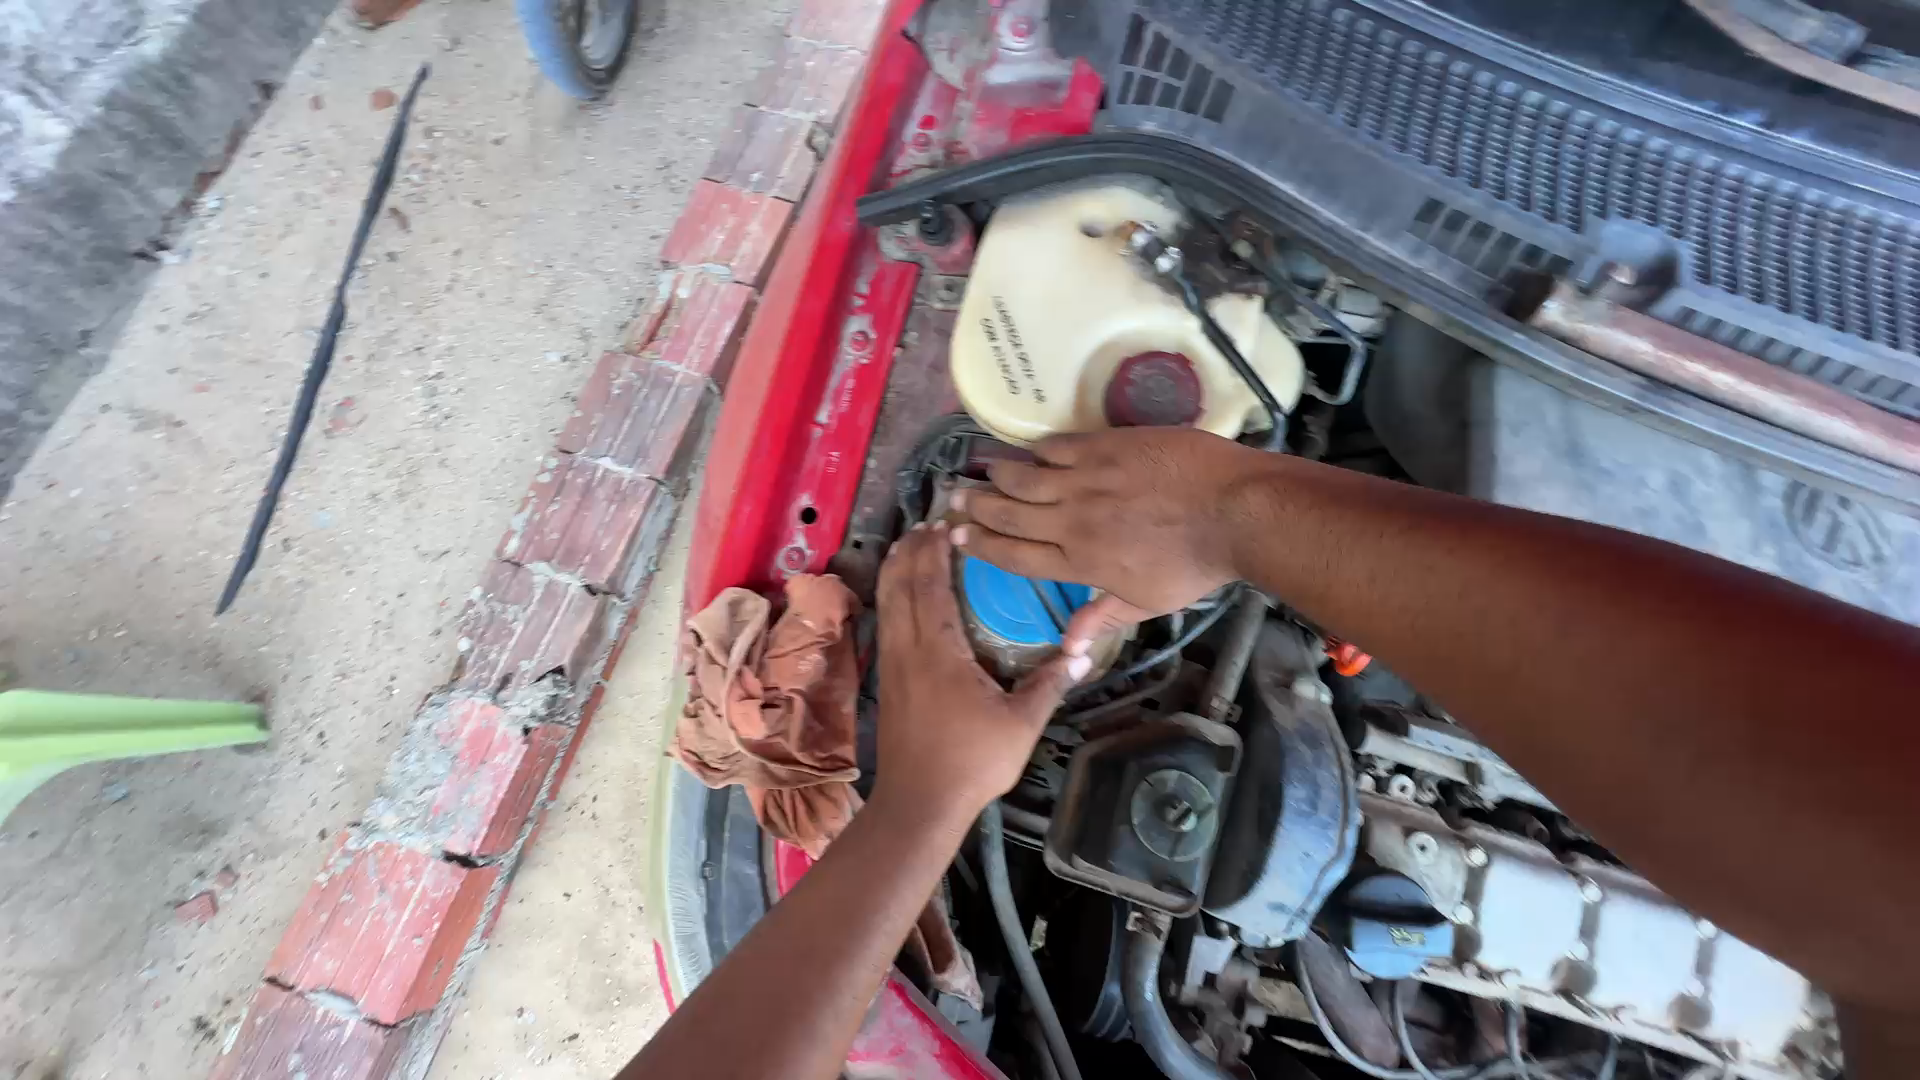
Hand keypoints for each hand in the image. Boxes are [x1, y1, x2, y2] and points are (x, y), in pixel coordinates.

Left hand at [872, 524, 1089, 822]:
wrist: (919, 802)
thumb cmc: (972, 761)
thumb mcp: (1021, 724)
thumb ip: (1049, 684)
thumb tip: (1081, 655)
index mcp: (939, 651)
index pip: (931, 586)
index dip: (934, 552)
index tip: (945, 524)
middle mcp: (908, 648)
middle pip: (901, 585)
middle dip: (911, 550)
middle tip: (927, 523)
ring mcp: (891, 663)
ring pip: (887, 602)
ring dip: (896, 569)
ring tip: (907, 545)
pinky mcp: (886, 678)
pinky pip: (885, 621)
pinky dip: (891, 596)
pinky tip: (899, 595)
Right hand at [950, 427, 1275, 648]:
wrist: (1235, 512)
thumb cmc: (1194, 564)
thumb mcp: (1146, 602)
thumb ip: (1101, 616)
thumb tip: (1066, 648)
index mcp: (1079, 562)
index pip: (1016, 555)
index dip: (983, 545)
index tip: (958, 535)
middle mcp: (1071, 521)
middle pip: (1011, 513)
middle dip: (977, 505)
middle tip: (952, 497)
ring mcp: (1086, 480)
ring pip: (1025, 476)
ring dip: (996, 473)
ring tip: (976, 468)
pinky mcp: (1105, 447)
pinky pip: (1056, 445)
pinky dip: (1036, 448)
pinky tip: (1025, 447)